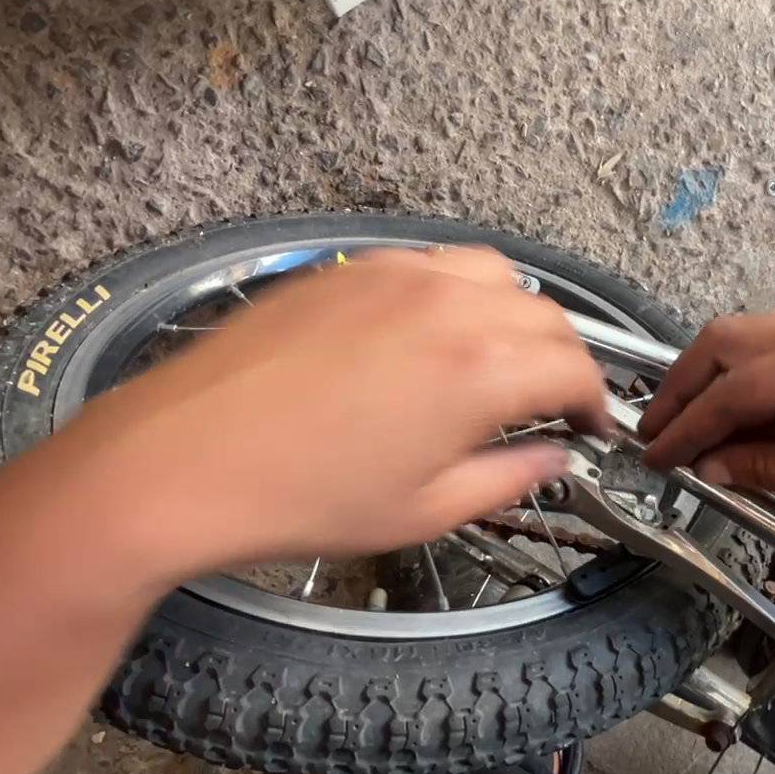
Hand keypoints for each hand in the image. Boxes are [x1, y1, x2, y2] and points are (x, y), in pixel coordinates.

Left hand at [0, 247, 609, 587]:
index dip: (595, 401)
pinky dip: (460, 293)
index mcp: (479, 370)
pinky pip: (434, 263)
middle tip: (552, 402)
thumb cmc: (300, 497)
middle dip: (564, 361)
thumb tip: (552, 458)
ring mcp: (396, 275)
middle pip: (547, 316)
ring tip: (499, 360)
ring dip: (517, 316)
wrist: (179, 461)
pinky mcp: (350, 267)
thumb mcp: (425, 510)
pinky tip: (434, 333)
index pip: (575, 368)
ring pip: (496, 275)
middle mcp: (449, 305)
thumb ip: (509, 476)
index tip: (588, 426)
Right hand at [637, 304, 774, 544]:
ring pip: (750, 337)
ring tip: (691, 425)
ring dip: (715, 377)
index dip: (684, 427)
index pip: (729, 391)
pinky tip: (742, 413)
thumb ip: (760, 466)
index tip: (654, 454)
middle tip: (657, 428)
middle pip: (725, 341)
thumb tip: (705, 466)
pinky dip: (751, 376)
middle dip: (683, 385)